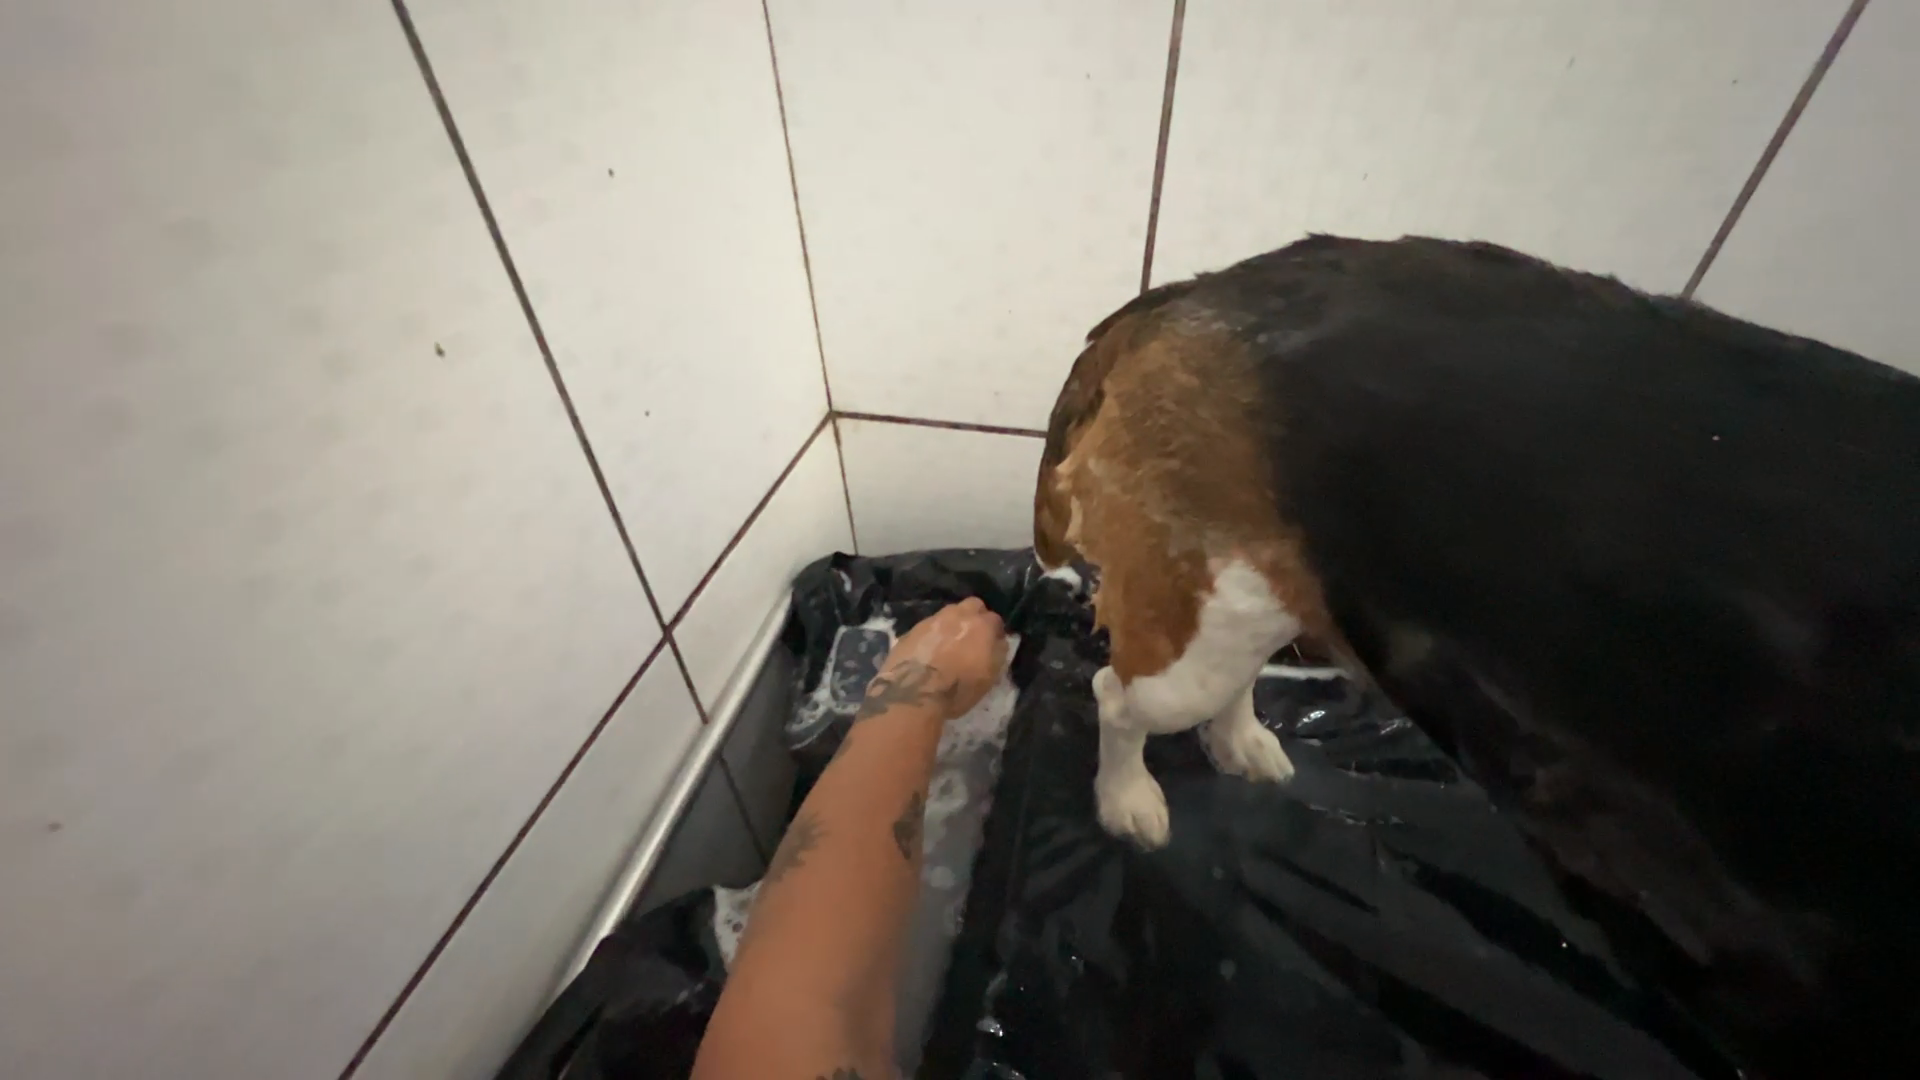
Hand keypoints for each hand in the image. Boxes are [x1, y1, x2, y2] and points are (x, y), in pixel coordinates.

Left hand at [865, 598, 1008, 719]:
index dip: (995, 632)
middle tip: (973, 637)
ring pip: (949, 613)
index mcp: (981, 625)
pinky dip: (934, 634)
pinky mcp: (912, 629)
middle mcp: (957, 615)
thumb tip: (998, 641)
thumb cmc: (958, 688)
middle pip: (972, 605)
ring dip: (953, 624)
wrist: (912, 693)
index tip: (993, 644)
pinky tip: (930, 650)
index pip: (995, 619)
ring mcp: (932, 620)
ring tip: (950, 643)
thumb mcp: (990, 677)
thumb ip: (998, 652)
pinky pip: (929, 625)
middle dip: (976, 617)